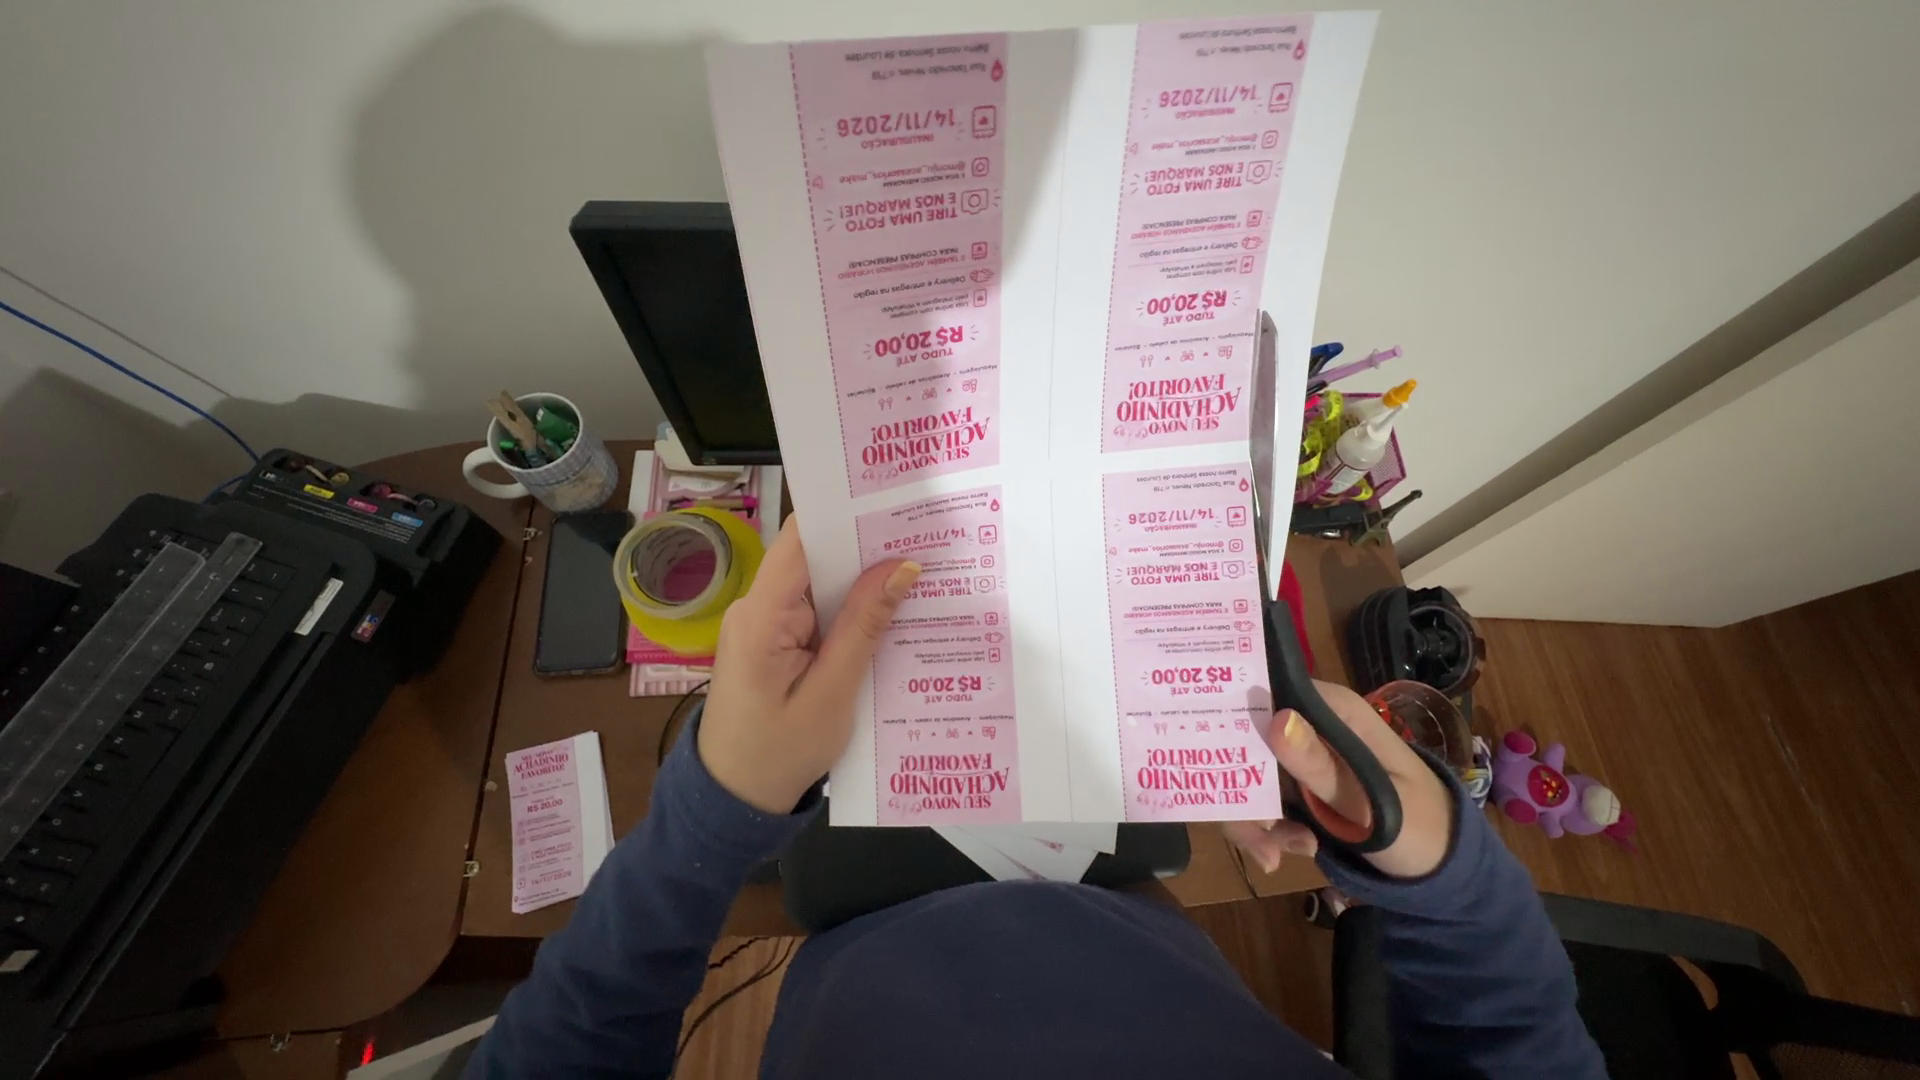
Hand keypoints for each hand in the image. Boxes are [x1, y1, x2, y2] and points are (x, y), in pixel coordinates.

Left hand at [698, 516, 919, 813]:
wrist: (733, 801)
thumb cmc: (778, 754)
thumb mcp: (832, 693)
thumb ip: (865, 627)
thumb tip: (902, 567)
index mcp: (761, 615)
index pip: (800, 539)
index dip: (844, 515)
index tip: (893, 507)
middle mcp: (757, 608)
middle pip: (814, 557)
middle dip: (866, 549)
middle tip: (923, 539)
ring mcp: (765, 624)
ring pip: (820, 585)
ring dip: (863, 582)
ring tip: (918, 571)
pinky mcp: (775, 642)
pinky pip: (817, 612)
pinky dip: (850, 611)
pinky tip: (889, 612)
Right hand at [1224, 679, 1453, 879]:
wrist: (1445, 874)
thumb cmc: (1422, 830)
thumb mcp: (1371, 804)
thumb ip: (1321, 766)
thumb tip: (1275, 719)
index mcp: (1334, 710)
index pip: (1266, 695)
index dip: (1236, 724)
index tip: (1228, 770)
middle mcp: (1311, 723)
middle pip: (1247, 738)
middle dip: (1242, 791)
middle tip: (1260, 837)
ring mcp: (1300, 754)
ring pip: (1247, 772)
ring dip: (1253, 818)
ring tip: (1278, 855)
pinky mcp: (1295, 783)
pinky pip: (1259, 798)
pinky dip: (1265, 828)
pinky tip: (1291, 851)